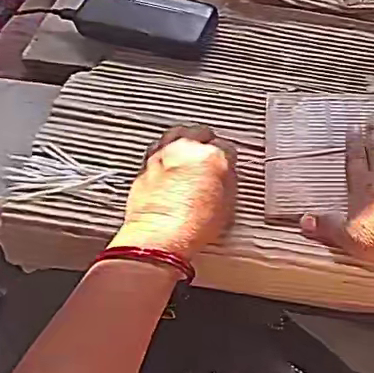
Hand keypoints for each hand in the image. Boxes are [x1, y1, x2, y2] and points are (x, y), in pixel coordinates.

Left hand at [112, 126, 238, 258]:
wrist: (158, 240)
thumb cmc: (190, 227)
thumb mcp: (227, 206)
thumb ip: (228, 182)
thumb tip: (225, 176)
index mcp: (212, 157)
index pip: (226, 147)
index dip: (229, 157)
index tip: (227, 165)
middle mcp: (186, 150)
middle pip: (199, 132)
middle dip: (206, 141)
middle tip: (209, 152)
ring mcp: (163, 156)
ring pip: (175, 135)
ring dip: (183, 141)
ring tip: (188, 151)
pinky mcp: (144, 167)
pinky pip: (158, 151)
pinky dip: (165, 155)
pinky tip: (168, 163)